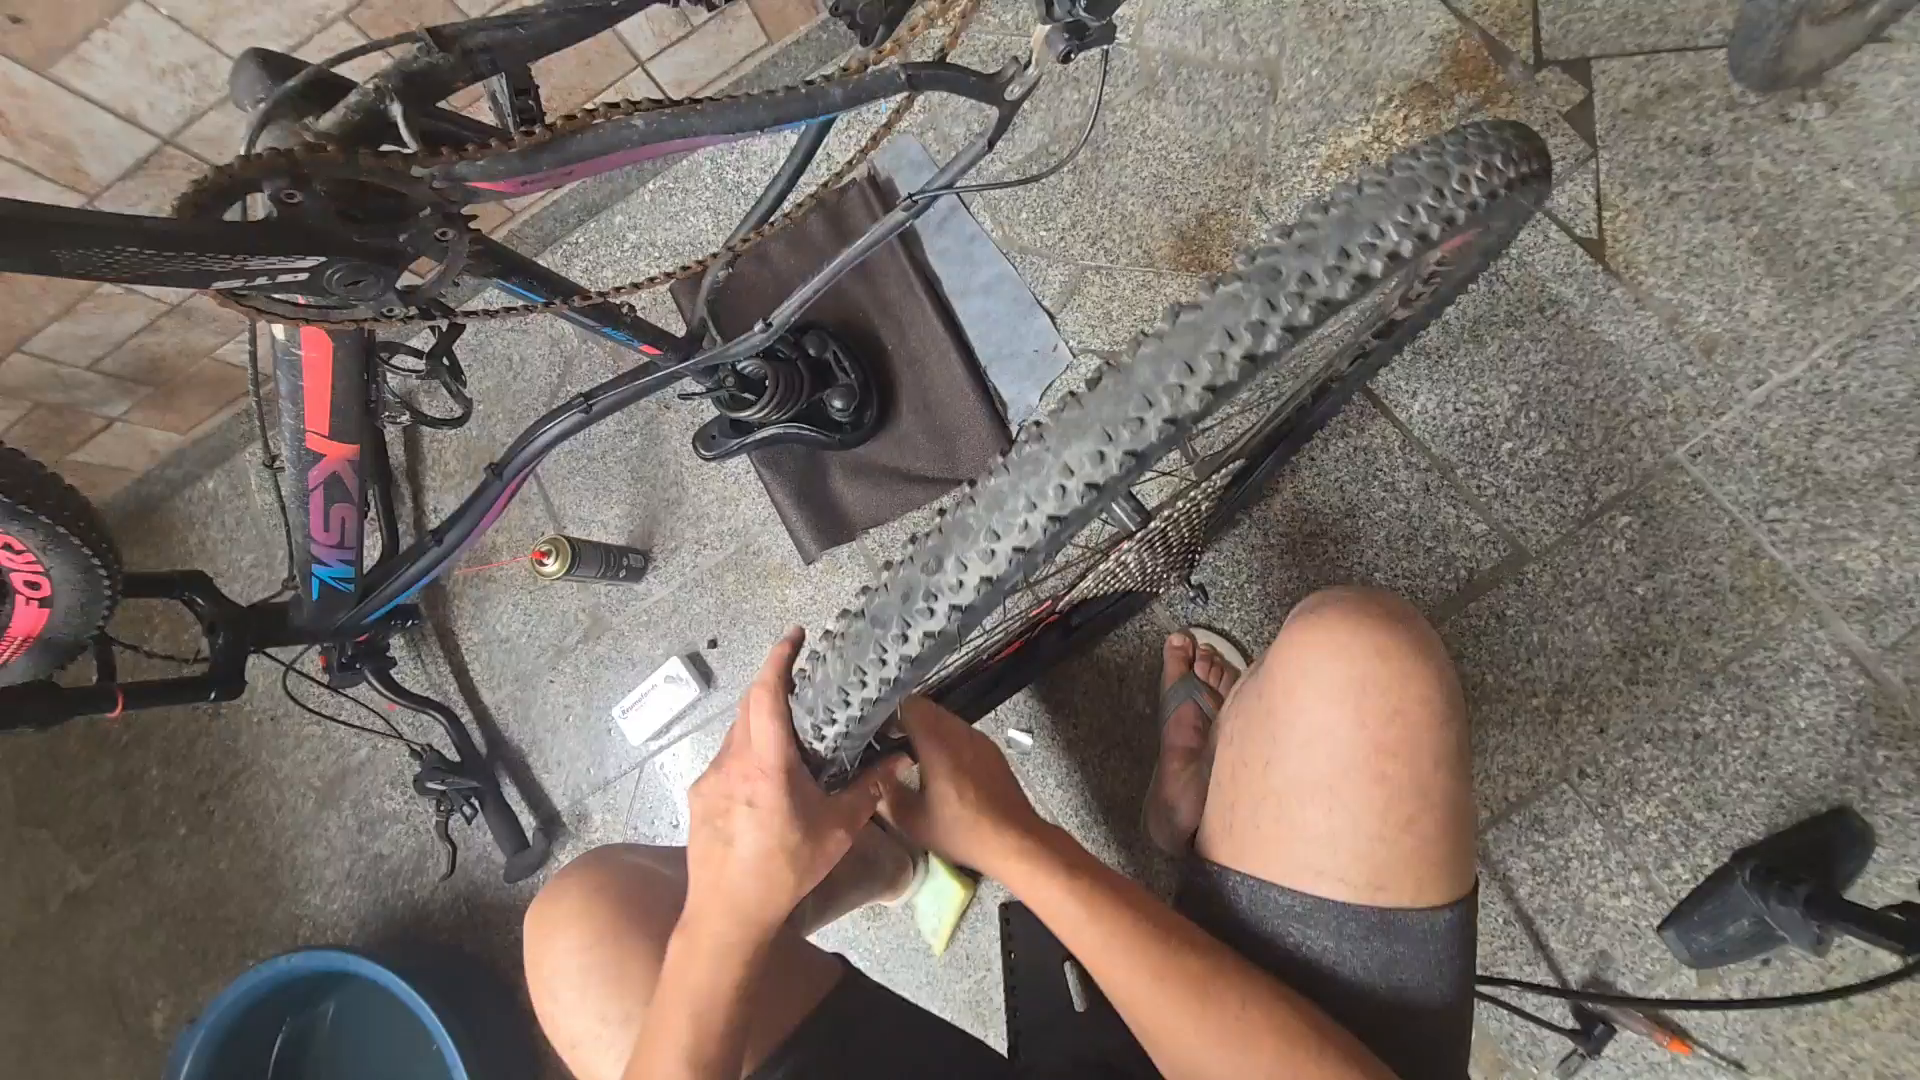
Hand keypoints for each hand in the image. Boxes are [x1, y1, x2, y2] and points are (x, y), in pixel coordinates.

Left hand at [683, 627, 895, 939]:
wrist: (726, 916)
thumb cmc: (786, 869)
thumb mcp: (838, 830)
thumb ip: (869, 788)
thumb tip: (900, 758)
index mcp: (766, 764)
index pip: (765, 694)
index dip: (779, 658)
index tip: (795, 636)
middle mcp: (732, 761)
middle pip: (749, 705)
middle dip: (773, 683)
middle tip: (803, 679)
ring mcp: (710, 778)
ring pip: (737, 731)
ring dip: (762, 720)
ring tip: (792, 730)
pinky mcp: (699, 795)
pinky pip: (727, 757)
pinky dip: (749, 749)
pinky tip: (769, 774)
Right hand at [875, 696, 1049, 878]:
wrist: (1014, 839)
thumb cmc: (962, 831)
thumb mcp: (913, 821)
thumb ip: (887, 794)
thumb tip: (875, 776)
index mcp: (937, 742)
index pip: (910, 705)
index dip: (890, 714)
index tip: (879, 733)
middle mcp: (959, 732)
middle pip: (927, 709)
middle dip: (907, 722)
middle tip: (892, 746)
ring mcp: (978, 738)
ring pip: (945, 719)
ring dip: (928, 731)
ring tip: (915, 758)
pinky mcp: (991, 749)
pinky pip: (961, 732)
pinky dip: (947, 741)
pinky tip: (943, 769)